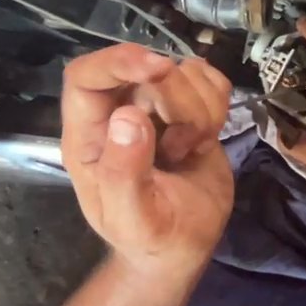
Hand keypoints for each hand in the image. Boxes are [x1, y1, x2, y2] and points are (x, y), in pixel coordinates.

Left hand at [60, 45, 234, 279]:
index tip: (160, 69)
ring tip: (190, 149)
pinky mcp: (191, 108)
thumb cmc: (152, 237)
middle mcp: (118, 113)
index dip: (120, 61)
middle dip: (180, 102)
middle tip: (183, 146)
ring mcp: (157, 108)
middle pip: (150, 71)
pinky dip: (218, 105)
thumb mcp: (134, 218)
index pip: (87, 75)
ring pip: (186, 72)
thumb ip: (124, 172)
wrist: (187, 244)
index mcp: (88, 136)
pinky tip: (206, 136)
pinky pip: (211, 81)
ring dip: (202, 111)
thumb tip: (128, 116)